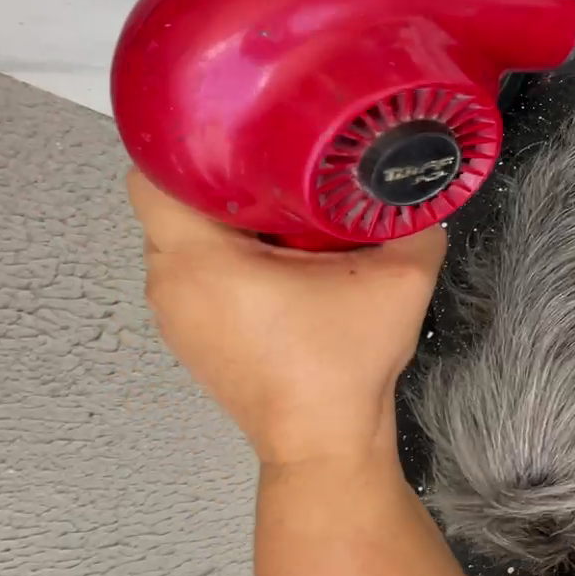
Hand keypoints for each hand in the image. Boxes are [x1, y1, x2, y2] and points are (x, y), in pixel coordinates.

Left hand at [126, 170, 446, 465]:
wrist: (327, 437)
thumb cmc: (348, 356)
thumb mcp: (403, 280)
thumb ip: (417, 227)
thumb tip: (422, 200)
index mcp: (200, 259)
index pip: (152, 175)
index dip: (192, 145)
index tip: (248, 137)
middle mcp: (169, 282)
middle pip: (175, 207)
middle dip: (229, 186)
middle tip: (292, 176)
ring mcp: (176, 316)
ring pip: (189, 244)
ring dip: (234, 228)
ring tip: (297, 224)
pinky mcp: (194, 338)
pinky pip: (201, 278)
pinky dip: (235, 262)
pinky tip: (291, 272)